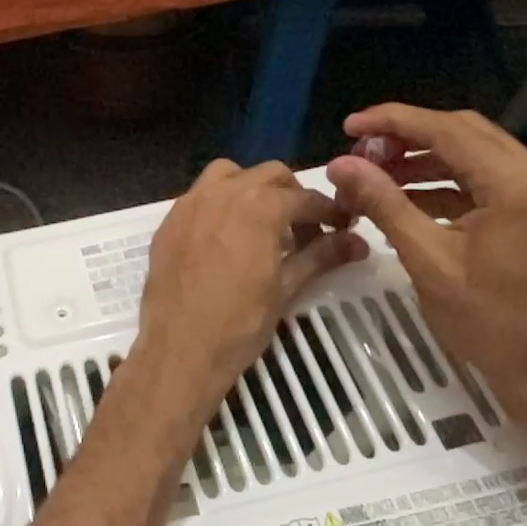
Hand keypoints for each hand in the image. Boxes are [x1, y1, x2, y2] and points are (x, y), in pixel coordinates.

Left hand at [133, 159, 367, 415]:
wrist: (179, 350)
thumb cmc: (239, 323)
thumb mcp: (286, 288)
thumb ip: (320, 256)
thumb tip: (358, 243)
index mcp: (260, 205)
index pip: (305, 198)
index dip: (329, 211)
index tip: (341, 226)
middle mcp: (223, 192)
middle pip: (269, 176)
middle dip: (291, 195)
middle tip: (303, 229)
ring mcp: (190, 205)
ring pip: (228, 176)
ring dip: (251, 190)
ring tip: (261, 225)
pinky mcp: (168, 223)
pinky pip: (199, 198)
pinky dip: (219, 205)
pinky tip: (226, 238)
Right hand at [325, 105, 526, 422]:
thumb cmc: (486, 321)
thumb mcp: (428, 261)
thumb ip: (385, 204)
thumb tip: (341, 166)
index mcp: (516, 183)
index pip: (448, 131)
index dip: (394, 122)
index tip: (349, 125)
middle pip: (465, 133)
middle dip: (408, 136)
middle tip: (359, 150)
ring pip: (476, 154)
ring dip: (425, 159)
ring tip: (375, 172)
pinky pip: (486, 180)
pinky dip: (447, 182)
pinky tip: (407, 195)